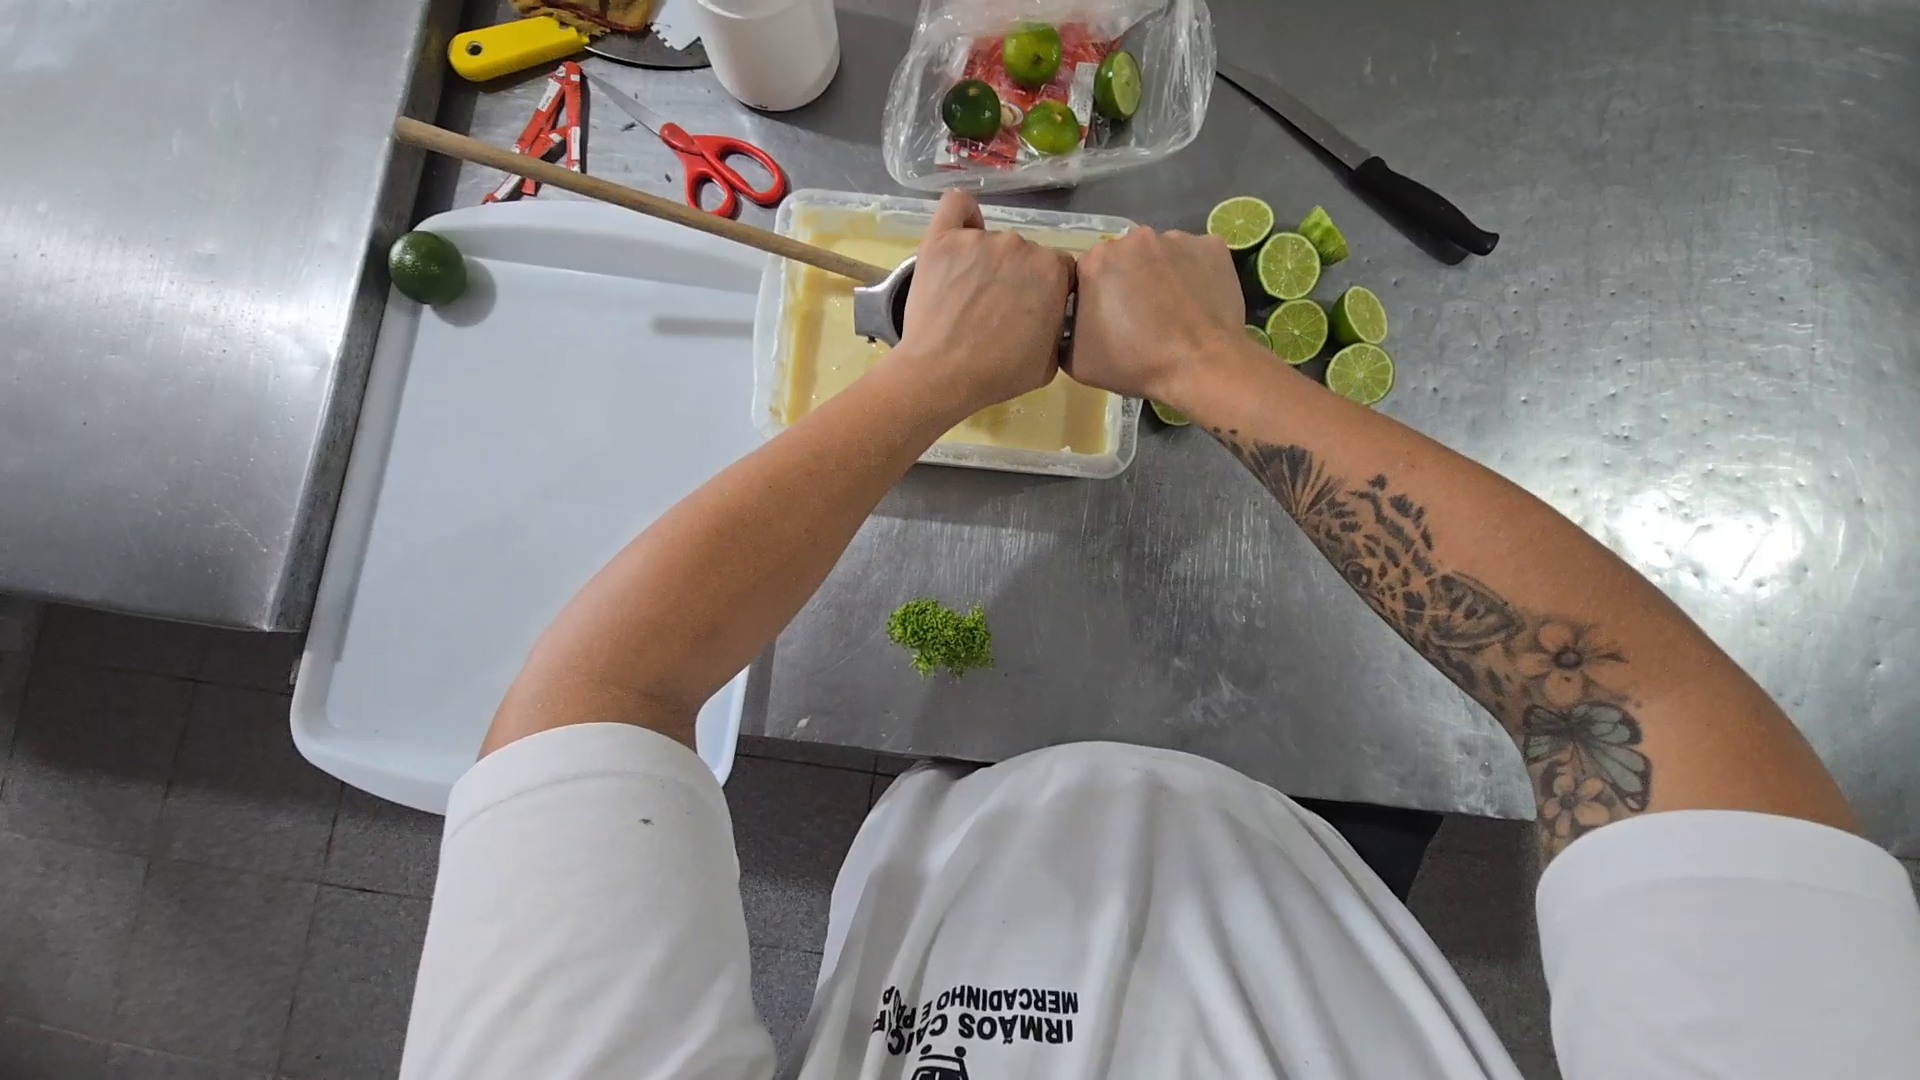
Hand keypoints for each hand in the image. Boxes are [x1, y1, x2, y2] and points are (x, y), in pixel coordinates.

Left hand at [892, 191, 1075, 417]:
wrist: (941, 376)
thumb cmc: (998, 375)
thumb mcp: (1050, 362)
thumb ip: (1058, 326)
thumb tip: (1050, 313)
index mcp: (1053, 271)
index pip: (1058, 268)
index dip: (1045, 291)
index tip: (1028, 311)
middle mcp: (1020, 245)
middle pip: (1025, 254)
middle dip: (1015, 278)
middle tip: (994, 310)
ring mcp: (980, 239)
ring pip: (991, 241)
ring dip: (985, 261)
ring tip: (966, 297)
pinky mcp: (942, 239)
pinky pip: (957, 206)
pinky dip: (962, 217)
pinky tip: (958, 238)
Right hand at [1070, 227, 1250, 406]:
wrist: (1201, 367)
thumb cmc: (1135, 364)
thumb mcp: (1077, 362)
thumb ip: (1065, 335)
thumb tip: (1072, 327)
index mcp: (1095, 261)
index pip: (1087, 274)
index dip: (1094, 298)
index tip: (1106, 320)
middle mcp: (1134, 238)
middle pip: (1124, 258)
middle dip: (1127, 280)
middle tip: (1139, 317)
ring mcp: (1177, 238)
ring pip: (1159, 255)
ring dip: (1159, 276)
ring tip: (1171, 311)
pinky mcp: (1211, 246)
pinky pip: (1194, 257)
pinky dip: (1192, 274)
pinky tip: (1195, 303)